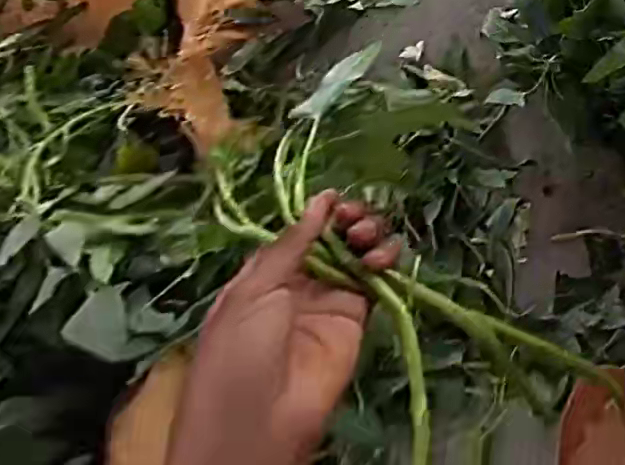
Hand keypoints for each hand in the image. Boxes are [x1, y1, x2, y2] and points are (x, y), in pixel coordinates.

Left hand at [168, 192, 402, 464]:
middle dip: (351, 218)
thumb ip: (292, 244)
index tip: (337, 200)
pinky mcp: (361, 312)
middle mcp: (304, 279)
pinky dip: (386, 258)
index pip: (304, 229)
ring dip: (370, 233)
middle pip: (338, 234)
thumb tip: (322, 198)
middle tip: (354, 220)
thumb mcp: (251, 295)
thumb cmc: (238, 357)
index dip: (322, 212)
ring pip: (363, 248)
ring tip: (365, 239)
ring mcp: (334, 295)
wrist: (259, 426)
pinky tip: (380, 260)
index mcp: (268, 273)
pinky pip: (380, 274)